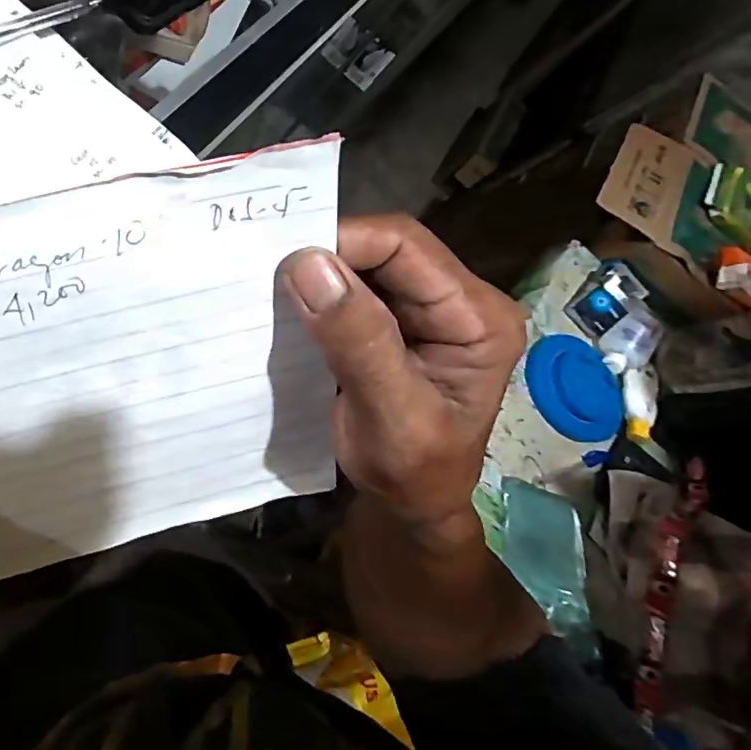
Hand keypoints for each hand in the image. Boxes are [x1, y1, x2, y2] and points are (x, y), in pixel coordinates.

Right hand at [278, 215, 525, 526]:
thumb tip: (309, 264)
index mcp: (478, 318)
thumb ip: (359, 343)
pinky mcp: (397, 317)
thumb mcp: (391, 418)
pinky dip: (320, 290)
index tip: (286, 263)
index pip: (406, 247)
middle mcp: (459, 300)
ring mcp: (427, 307)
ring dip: (321, 271)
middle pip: (386, 247)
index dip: (345, 242)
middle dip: (329, 255)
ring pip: (366, 261)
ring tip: (275, 286)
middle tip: (272, 272)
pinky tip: (292, 303)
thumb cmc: (412, 475)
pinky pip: (354, 285)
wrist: (411, 507)